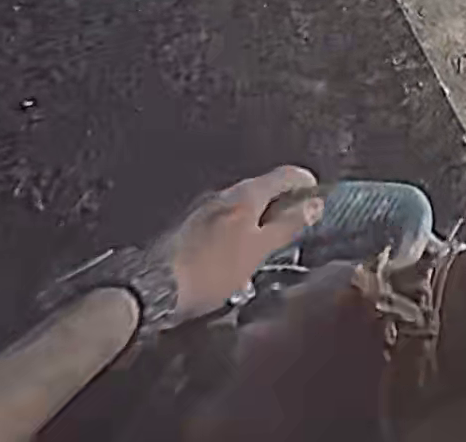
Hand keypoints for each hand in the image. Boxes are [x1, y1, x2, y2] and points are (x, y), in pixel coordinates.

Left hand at [154, 166, 324, 323]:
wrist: (149, 291)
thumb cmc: (212, 269)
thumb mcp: (259, 250)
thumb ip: (289, 225)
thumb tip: (315, 204)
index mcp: (247, 194)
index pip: (286, 174)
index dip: (305, 181)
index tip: (316, 194)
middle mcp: (226, 194)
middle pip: (263, 189)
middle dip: (281, 203)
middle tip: (293, 223)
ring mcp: (204, 209)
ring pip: (242, 206)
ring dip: (258, 218)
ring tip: (265, 243)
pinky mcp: (187, 228)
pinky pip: (224, 220)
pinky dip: (238, 229)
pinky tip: (235, 254)